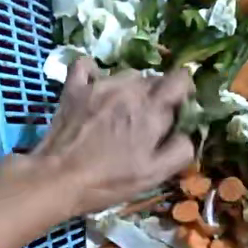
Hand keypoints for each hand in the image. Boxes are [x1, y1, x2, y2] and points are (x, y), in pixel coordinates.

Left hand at [34, 58, 195, 214]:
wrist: (58, 179)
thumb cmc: (111, 181)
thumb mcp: (155, 174)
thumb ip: (181, 150)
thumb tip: (189, 133)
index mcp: (152, 109)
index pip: (181, 79)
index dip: (185, 91)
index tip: (181, 109)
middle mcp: (128, 89)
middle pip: (155, 78)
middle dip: (159, 95)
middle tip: (152, 121)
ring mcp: (99, 84)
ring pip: (127, 75)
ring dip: (132, 89)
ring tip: (124, 112)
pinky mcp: (74, 87)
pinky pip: (88, 66)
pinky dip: (96, 74)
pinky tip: (98, 90)